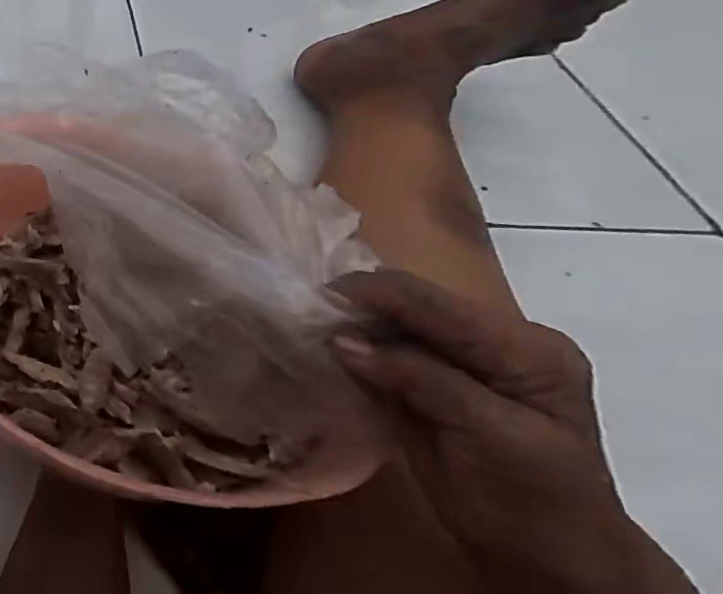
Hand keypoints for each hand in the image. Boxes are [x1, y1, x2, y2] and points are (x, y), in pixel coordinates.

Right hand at [330, 269, 692, 593]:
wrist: (546, 558)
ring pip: (387, 316)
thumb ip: (424, 380)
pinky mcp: (424, 372)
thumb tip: (340, 341)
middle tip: (304, 312)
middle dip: (355, 302)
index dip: (375, 293)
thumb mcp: (493, 436)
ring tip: (305, 324)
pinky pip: (379, 341)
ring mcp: (457, 355)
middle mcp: (491, 339)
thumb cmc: (536, 499)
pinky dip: (348, 339)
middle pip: (409, 300)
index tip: (316, 298)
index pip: (437, 302)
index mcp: (526, 346)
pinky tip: (322, 342)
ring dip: (346, 319)